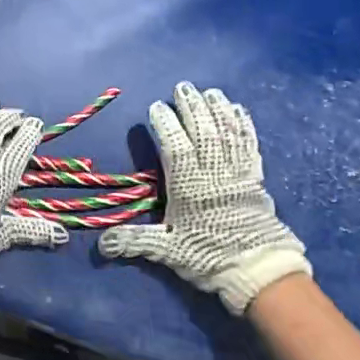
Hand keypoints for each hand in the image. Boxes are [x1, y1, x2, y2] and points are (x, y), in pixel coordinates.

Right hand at [98, 83, 310, 313]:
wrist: (260, 271)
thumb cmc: (209, 256)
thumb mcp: (167, 251)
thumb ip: (134, 241)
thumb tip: (100, 244)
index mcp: (190, 187)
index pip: (177, 148)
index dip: (166, 126)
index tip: (157, 107)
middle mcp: (215, 175)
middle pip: (204, 133)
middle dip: (193, 108)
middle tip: (183, 87)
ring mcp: (238, 175)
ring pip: (228, 135)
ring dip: (218, 111)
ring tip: (210, 92)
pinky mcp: (255, 181)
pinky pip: (249, 146)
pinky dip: (244, 127)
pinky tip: (239, 112)